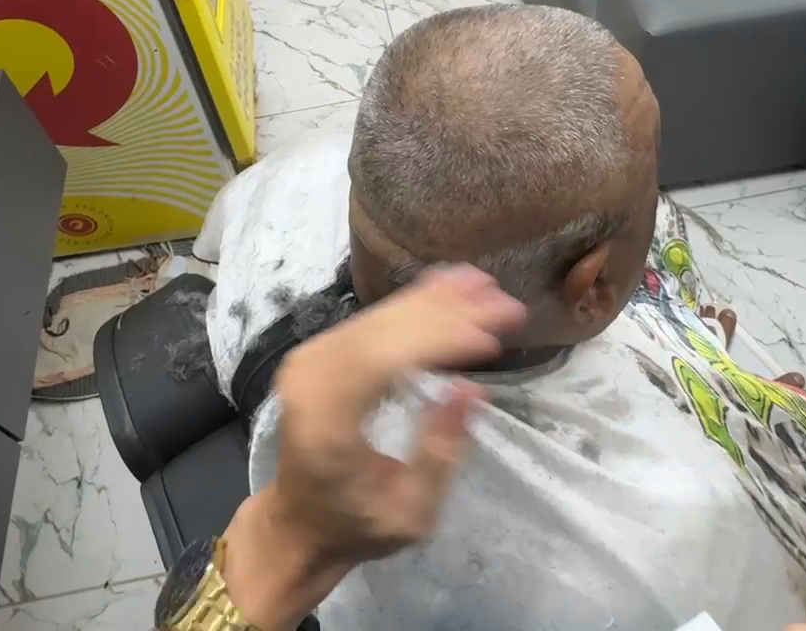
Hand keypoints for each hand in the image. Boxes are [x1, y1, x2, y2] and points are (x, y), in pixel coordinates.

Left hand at [221, 266, 526, 628]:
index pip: (384, 360)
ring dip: (438, 300)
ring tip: (487, 285)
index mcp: (326, 418)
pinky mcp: (322, 349)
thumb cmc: (355, 524)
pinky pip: (373, 317)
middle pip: (386, 329)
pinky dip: (415, 301)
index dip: (440, 341)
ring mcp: (313, 355)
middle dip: (451, 314)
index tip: (492, 338)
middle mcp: (313, 374)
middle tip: (507, 306)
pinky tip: (448, 282)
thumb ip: (438, 454)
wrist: (298, 522)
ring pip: (382, 316)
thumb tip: (472, 389)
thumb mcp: (408, 513)